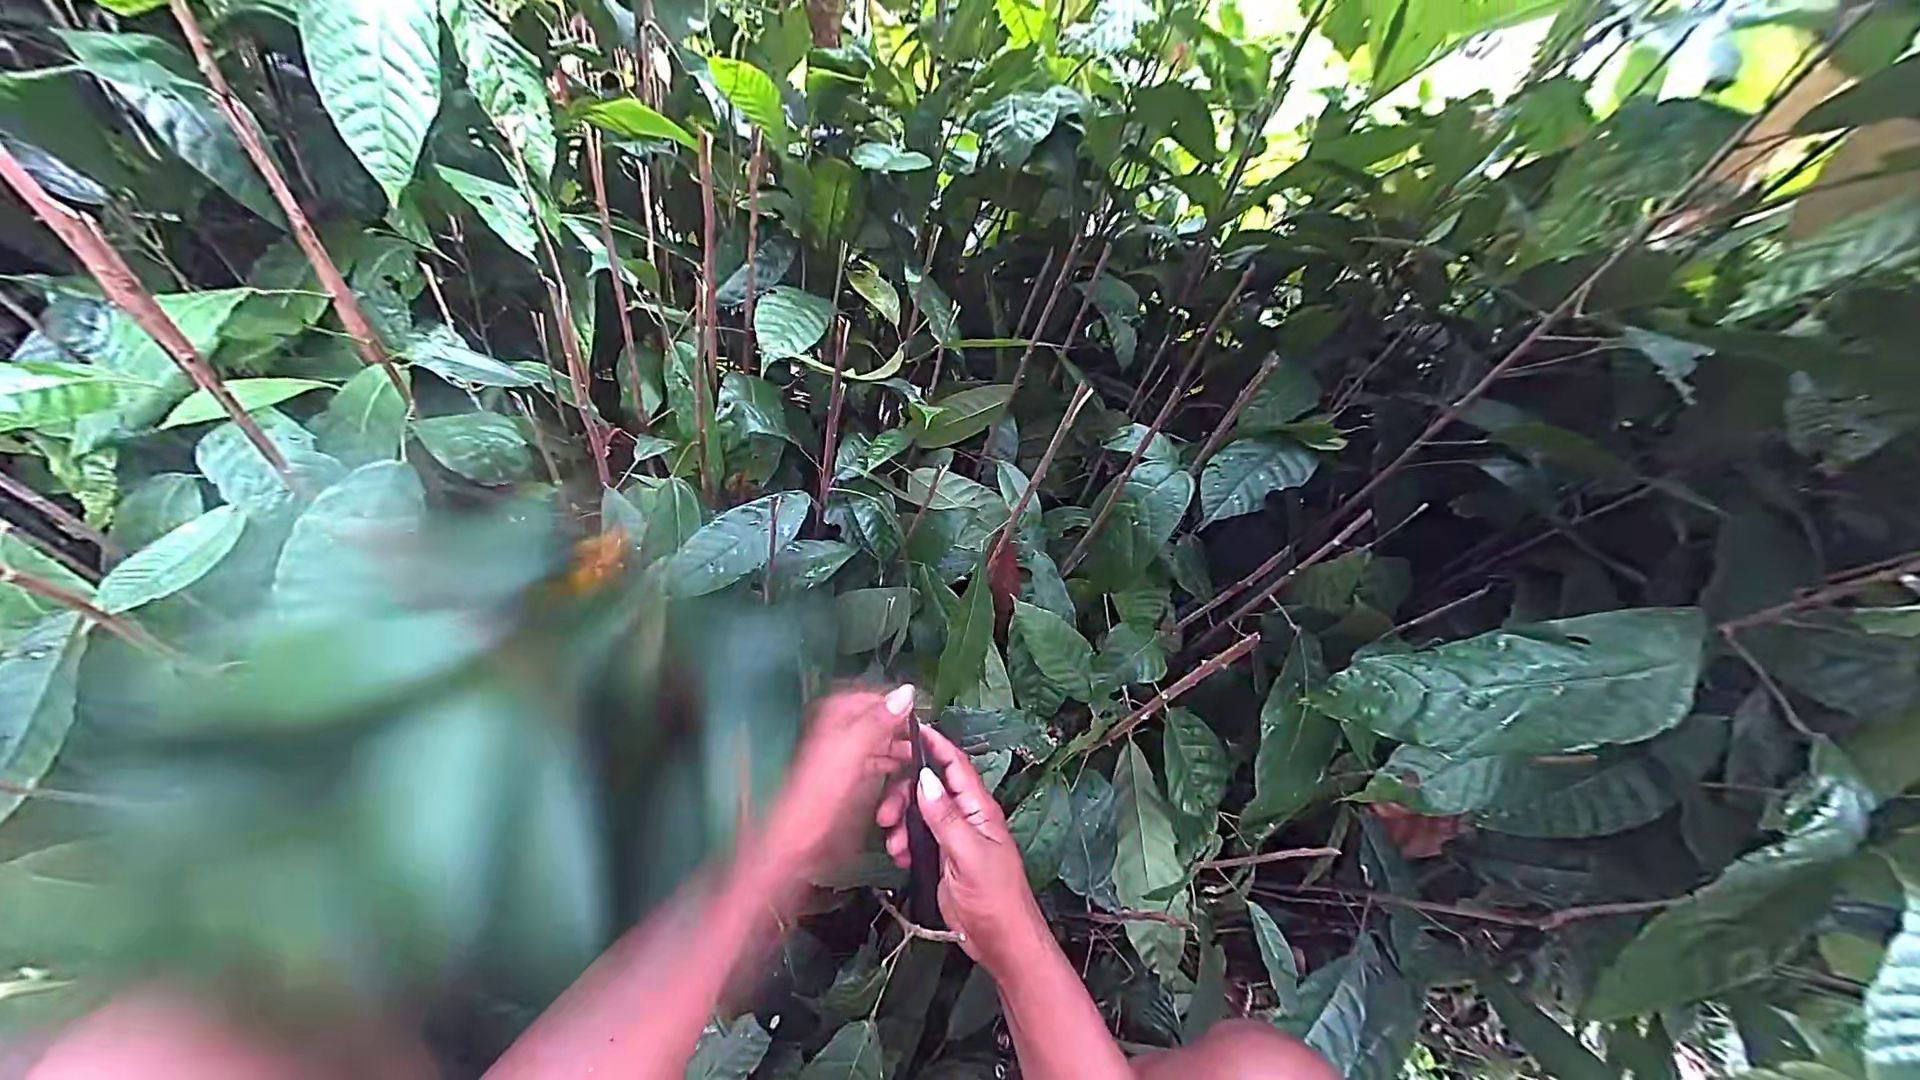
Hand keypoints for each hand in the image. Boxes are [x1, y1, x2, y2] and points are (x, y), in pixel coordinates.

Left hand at [760, 685, 916, 883]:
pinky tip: (905, 785)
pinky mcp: (853, 775)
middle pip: (887, 722)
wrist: (798, 840)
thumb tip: (908, 690)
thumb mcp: (854, 748)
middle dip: (907, 738)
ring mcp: (849, 752)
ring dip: (903, 759)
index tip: (927, 729)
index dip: (906, 711)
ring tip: (918, 774)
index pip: (882, 698)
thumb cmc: (821, 792)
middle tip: (926, 755)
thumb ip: (881, 718)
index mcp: (839, 712)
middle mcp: (844, 727)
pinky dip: (894, 772)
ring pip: (887, 744)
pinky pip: (882, 764)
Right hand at [877, 725, 1047, 972]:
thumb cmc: (994, 897)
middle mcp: (965, 815)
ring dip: (901, 821)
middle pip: (930, 786)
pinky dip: (904, 841)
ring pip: (919, 810)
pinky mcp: (942, 855)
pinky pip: (917, 835)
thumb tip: (924, 778)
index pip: (955, 765)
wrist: (1001, 943)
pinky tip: (900, 856)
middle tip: (885, 815)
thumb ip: (946, 817)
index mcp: (979, 807)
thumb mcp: (969, 855)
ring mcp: (953, 835)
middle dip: (904, 794)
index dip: (936, 744)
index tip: (912, 728)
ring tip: (894, 845)